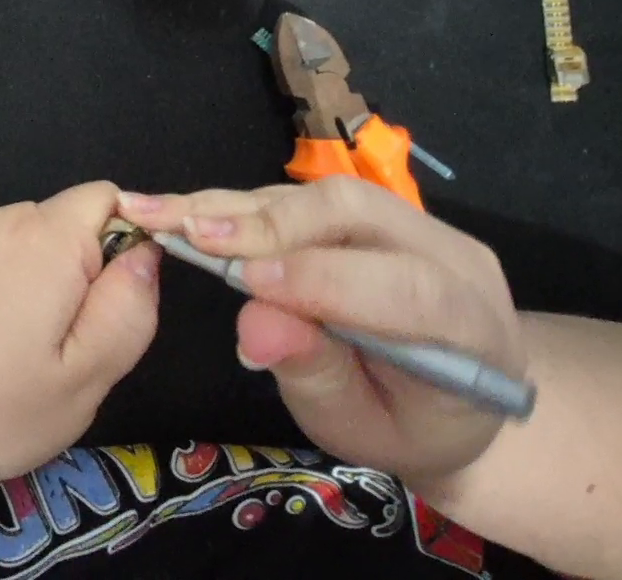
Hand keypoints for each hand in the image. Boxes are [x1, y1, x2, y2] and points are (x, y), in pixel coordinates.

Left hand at [0, 181, 161, 492]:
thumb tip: (148, 255)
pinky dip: (35, 292)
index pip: (116, 201)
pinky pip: (25, 258)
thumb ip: (129, 309)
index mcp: (48, 237)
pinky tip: (13, 342)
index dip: (135, 246)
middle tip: (81, 343)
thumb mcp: (84, 376)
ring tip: (44, 350)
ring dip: (68, 289)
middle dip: (100, 275)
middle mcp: (13, 220)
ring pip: (57, 245)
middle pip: (86, 222)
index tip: (123, 307)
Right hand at [119, 178, 526, 494]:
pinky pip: (291, 197)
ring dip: (229, 206)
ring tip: (153, 212)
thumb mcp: (363, 428)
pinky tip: (176, 211)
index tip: (246, 281)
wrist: (451, 401)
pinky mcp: (356, 210)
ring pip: (312, 193)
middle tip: (189, 234)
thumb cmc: (407, 426)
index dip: (322, 278)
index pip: (403, 287)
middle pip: (352, 209)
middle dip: (267, 222)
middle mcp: (441, 251)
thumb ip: (316, 375)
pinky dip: (228, 206)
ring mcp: (401, 221)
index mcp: (468, 323)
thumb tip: (254, 328)